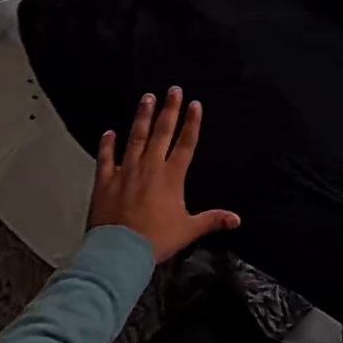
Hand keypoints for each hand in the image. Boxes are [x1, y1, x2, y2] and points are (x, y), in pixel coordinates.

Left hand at [89, 88, 240, 261]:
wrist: (120, 252)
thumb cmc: (155, 241)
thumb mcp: (188, 229)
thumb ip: (212, 220)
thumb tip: (236, 219)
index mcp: (172, 178)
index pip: (186, 143)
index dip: (192, 122)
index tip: (195, 104)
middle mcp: (150, 168)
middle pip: (162, 132)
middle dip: (170, 109)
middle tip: (173, 90)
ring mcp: (126, 172)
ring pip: (136, 137)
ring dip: (143, 117)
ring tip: (147, 98)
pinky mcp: (105, 181)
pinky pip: (106, 158)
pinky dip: (107, 144)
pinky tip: (109, 132)